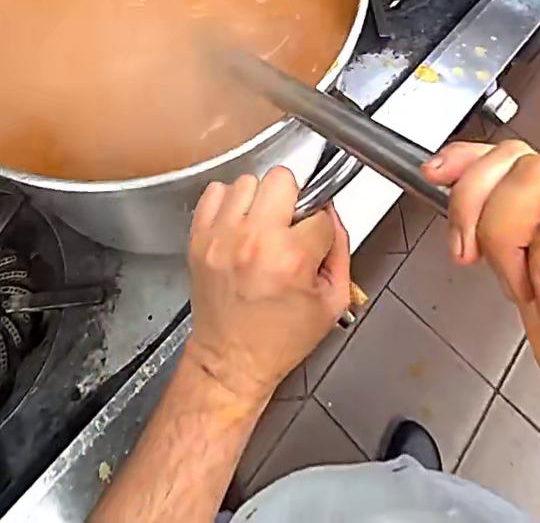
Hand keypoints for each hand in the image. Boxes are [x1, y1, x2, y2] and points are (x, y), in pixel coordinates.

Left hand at [183, 166, 350, 407]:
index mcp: (291, 258)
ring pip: (248, 181)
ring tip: (261, 224)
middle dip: (292, 199)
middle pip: (282, 179)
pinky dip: (228, 201)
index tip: (314, 238)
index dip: (321, 225)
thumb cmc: (279, 338)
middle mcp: (254, 240)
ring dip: (259, 199)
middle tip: (288, 222)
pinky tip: (237, 223)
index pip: (319, 211)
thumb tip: (332, 213)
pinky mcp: (199, 236)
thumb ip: (340, 250)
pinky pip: (214, 191)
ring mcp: (222, 235)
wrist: (231, 360)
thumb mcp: (332, 303)